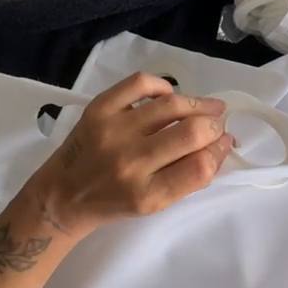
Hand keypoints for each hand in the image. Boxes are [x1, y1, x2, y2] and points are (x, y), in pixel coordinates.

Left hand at [25, 73, 234, 238]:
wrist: (63, 194)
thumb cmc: (113, 203)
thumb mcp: (153, 204)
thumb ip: (188, 177)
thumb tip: (221, 143)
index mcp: (146, 194)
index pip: (199, 168)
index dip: (219, 151)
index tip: (225, 141)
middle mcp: (130, 162)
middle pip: (189, 133)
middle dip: (213, 124)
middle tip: (217, 122)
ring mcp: (113, 130)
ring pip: (170, 104)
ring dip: (197, 103)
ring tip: (207, 106)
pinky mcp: (99, 108)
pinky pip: (140, 83)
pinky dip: (161, 86)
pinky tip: (168, 95)